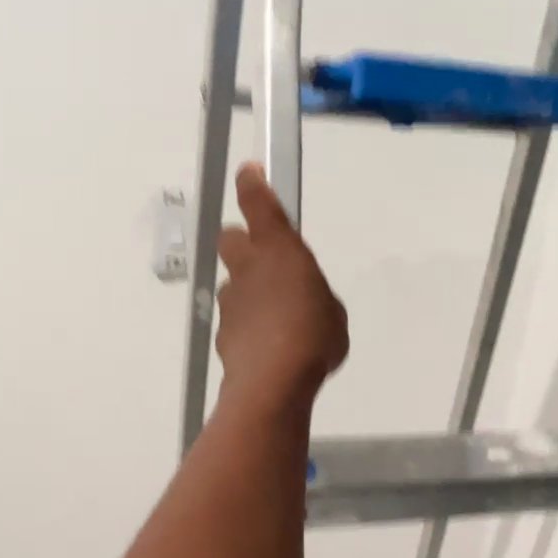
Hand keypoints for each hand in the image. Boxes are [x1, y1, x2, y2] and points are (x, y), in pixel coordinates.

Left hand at [215, 164, 348, 415]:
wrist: (273, 382)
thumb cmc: (313, 338)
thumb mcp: (333, 313)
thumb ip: (316, 297)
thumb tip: (304, 301)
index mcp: (279, 250)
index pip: (258, 204)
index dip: (252, 185)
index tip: (250, 174)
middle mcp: (248, 268)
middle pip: (231, 239)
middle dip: (244, 245)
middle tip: (266, 266)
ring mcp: (231, 301)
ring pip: (235, 285)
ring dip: (250, 294)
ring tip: (276, 323)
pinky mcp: (223, 333)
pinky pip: (237, 322)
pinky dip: (249, 329)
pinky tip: (268, 351)